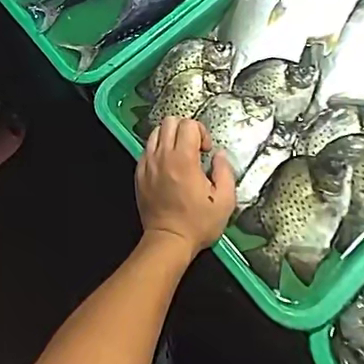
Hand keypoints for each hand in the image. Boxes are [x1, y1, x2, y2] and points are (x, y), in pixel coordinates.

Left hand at [137, 117, 234, 261]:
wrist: (168, 242)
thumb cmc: (198, 223)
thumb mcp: (225, 200)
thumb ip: (225, 171)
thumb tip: (219, 155)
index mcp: (184, 160)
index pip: (188, 124)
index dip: (201, 132)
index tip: (206, 151)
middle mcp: (162, 157)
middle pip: (169, 122)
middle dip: (185, 129)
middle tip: (194, 148)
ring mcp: (147, 165)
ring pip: (156, 132)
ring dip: (170, 137)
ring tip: (180, 155)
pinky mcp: (139, 174)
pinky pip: (147, 150)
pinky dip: (158, 150)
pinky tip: (167, 166)